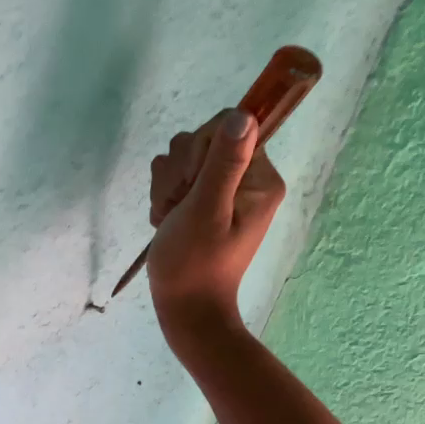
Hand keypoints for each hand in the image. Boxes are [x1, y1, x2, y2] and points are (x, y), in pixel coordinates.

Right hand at [146, 108, 285, 331]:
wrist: (185, 309)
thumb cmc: (195, 263)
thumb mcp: (206, 210)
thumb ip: (224, 162)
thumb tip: (244, 114)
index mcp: (260, 178)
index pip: (227, 127)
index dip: (199, 149)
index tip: (190, 183)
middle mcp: (247, 179)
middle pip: (200, 140)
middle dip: (178, 172)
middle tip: (179, 206)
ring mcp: (223, 190)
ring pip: (181, 159)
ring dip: (166, 187)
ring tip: (171, 218)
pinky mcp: (203, 201)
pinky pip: (174, 178)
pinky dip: (164, 198)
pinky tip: (166, 221)